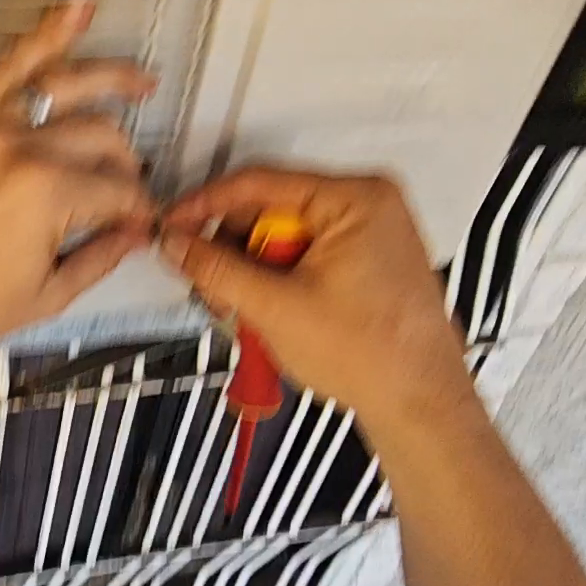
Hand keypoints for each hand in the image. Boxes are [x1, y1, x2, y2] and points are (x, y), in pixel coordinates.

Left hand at [0, 0, 156, 367]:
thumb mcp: (46, 296)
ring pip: (65, 84)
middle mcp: (20, 148)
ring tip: (143, 83)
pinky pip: (8, 68)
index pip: (117, 190)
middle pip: (100, 137)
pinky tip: (77, 10)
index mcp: (47, 194)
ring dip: (111, 77)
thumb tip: (134, 234)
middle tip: (128, 188)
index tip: (141, 223)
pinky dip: (45, 35)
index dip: (138, 210)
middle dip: (127, 165)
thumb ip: (100, 257)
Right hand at [158, 168, 477, 434]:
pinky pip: (295, 257)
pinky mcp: (357, 260)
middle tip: (212, 292)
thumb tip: (174, 242)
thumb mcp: (274, 307)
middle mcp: (363, 204)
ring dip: (248, 275)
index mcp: (354, 198)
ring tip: (243, 313)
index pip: (257, 184)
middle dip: (230, 253)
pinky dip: (271, 283)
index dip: (203, 206)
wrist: (417, 401)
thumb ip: (216, 270)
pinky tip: (266, 314)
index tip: (168, 229)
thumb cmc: (365, 353)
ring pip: (275, 238)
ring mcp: (362, 233)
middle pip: (265, 212)